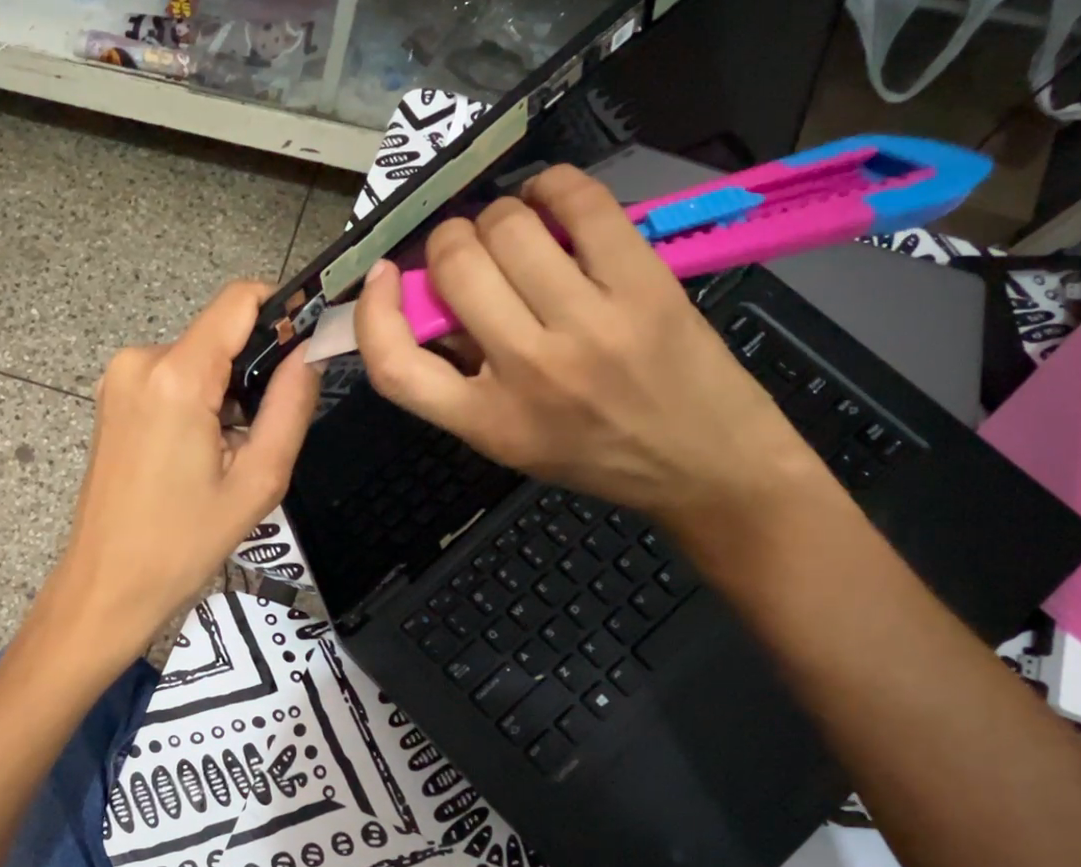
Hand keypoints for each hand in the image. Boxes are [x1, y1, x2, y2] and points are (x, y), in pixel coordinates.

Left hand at [42, 281, 320, 657]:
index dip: (283, 310)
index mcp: (175, 377)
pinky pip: (170, 381)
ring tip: (224, 458)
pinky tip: (197, 456)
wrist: (107, 585)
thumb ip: (291, 406)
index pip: (239, 300)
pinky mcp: (111, 402)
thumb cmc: (180, 545)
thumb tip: (308, 354)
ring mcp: (118, 382)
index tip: (309, 342)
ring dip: (224, 395)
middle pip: (219, 335)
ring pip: (196, 361)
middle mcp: (138, 363)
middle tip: (261, 435)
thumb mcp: (258, 480)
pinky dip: (196, 404)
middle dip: (252, 373)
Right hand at [353, 165, 826, 525]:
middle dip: (447, 242)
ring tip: (511, 226)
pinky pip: (582, 205)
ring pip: (508, 228)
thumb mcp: (507, 441)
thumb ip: (459, 379)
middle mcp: (530, 371)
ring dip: (496, 214)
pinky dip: (553, 186)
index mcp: (486, 421)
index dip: (373, 311)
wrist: (707, 464)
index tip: (382, 277)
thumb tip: (431, 302)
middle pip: (455, 268)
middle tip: (465, 248)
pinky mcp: (644, 285)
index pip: (394, 364)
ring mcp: (590, 323)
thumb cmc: (596, 456)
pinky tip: (548, 196)